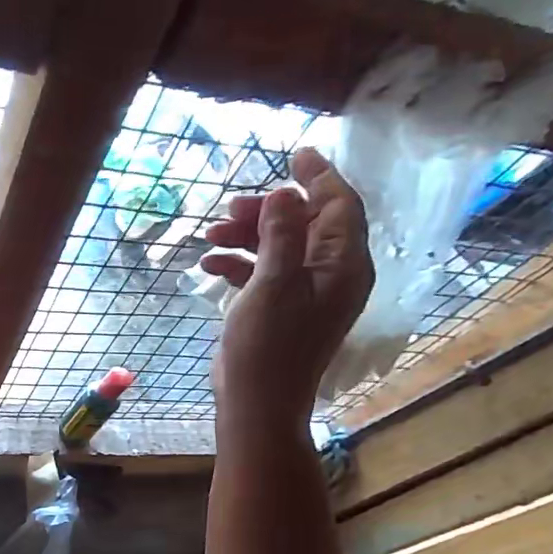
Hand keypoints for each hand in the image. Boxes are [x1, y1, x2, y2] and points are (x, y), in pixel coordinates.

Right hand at [202, 148, 372, 429]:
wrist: (256, 402)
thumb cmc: (268, 344)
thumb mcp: (274, 283)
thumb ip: (282, 234)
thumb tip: (286, 193)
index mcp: (343, 265)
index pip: (340, 206)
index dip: (320, 176)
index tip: (298, 151)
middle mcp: (331, 275)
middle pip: (305, 224)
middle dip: (267, 211)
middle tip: (229, 206)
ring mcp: (305, 295)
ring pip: (280, 247)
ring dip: (246, 236)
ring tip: (210, 235)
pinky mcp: (281, 310)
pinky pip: (264, 272)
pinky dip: (239, 263)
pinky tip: (210, 264)